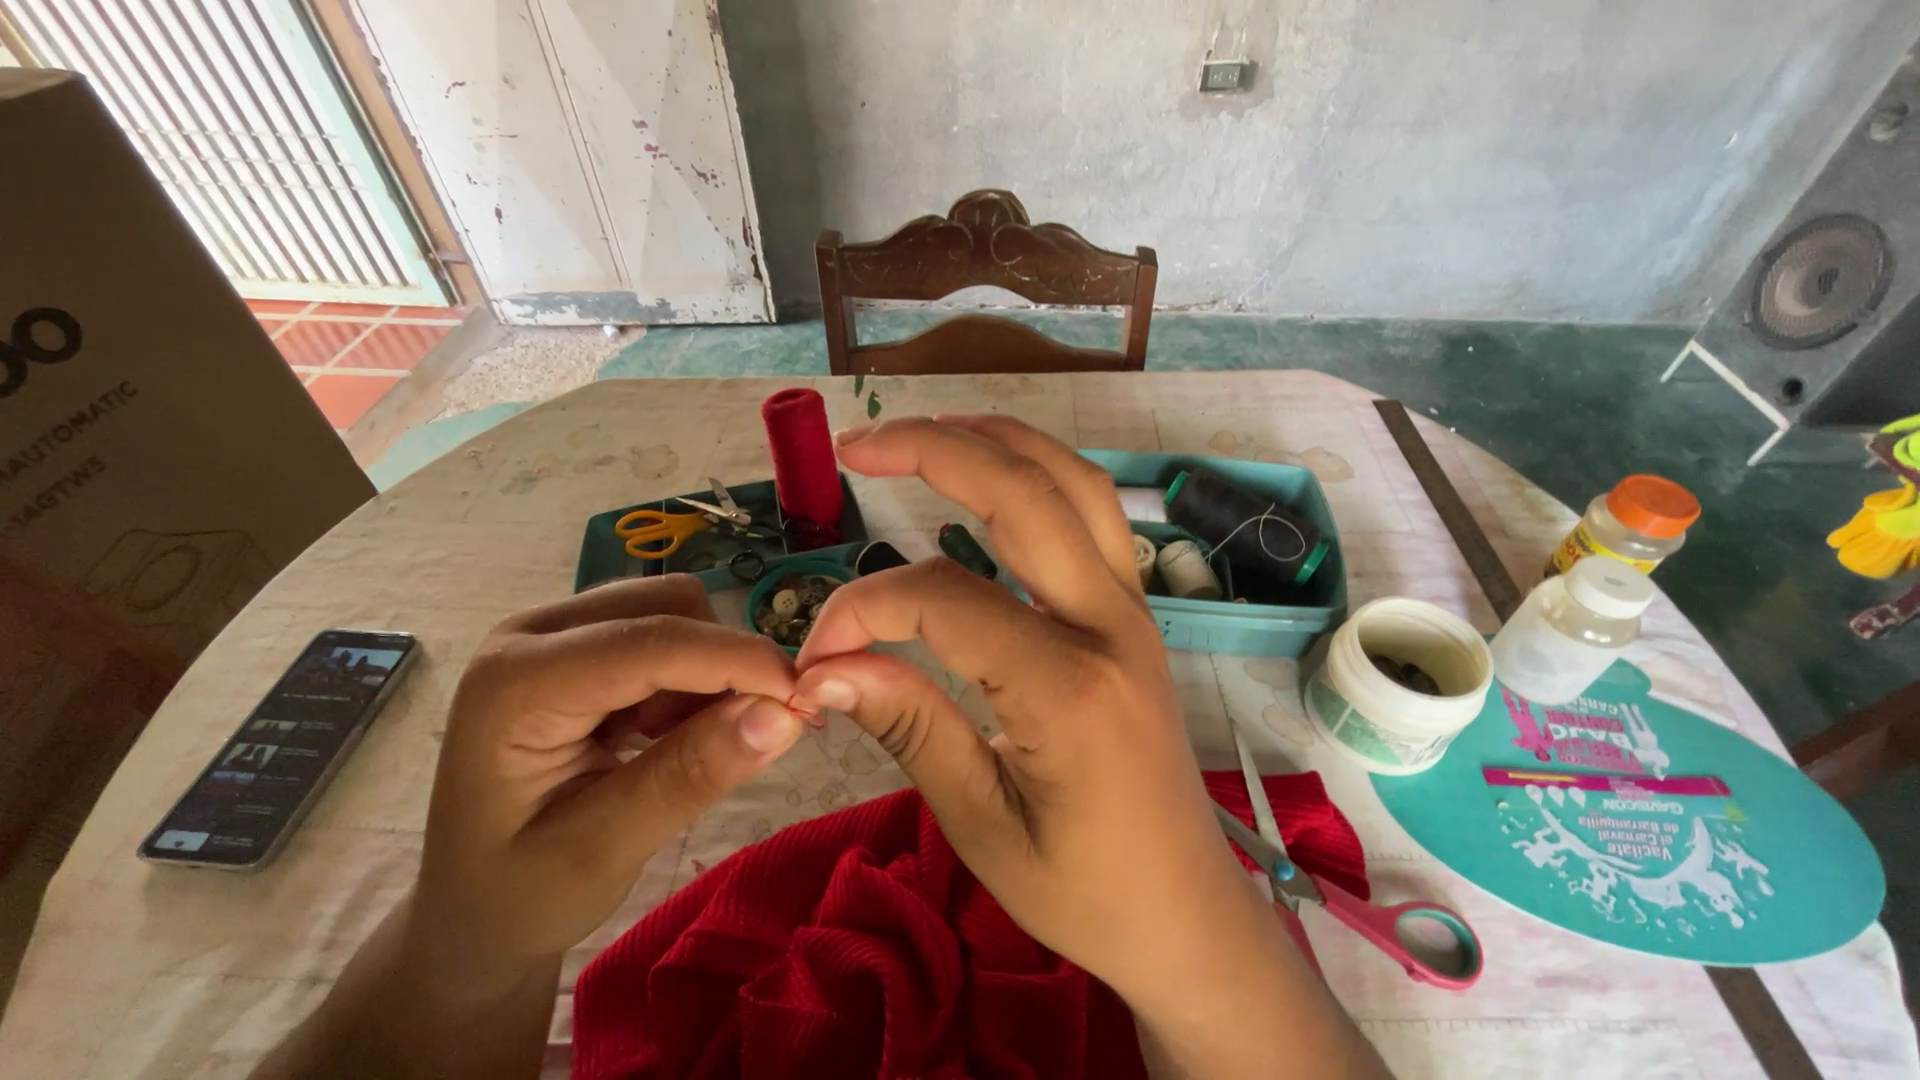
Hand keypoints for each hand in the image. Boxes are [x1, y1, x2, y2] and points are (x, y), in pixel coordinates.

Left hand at [413, 575, 803, 980]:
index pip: (649, 643)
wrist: (470, 914)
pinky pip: (662, 632)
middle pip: (665, 606)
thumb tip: (783, 715)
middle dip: (722, 663)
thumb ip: (689, 776)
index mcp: (515, 684)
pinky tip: (669, 734)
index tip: (805, 699)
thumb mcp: (604, 850)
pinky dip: (691, 677)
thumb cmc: (520, 896)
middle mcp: (530, 636)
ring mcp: (552, 636)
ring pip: (672, 611)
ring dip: (708, 670)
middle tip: (747, 735)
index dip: (736, 660)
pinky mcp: (576, 647)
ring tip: (690, 746)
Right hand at [789, 416, 1385, 1077]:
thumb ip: (907, 724)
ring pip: (1072, 483)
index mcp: (1068, 688)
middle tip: (855, 445)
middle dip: (933, 449)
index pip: (942, 601)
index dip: (862, 610)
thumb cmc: (1084, 890)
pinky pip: (1093, 515)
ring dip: (997, 441)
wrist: (1185, 913)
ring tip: (923, 432)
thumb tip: (823, 666)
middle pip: (1023, 494)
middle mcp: (1111, 626)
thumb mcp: (981, 823)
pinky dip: (1038, 474)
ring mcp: (1134, 611)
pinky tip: (992, 476)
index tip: (814, 656)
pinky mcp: (1136, 615)